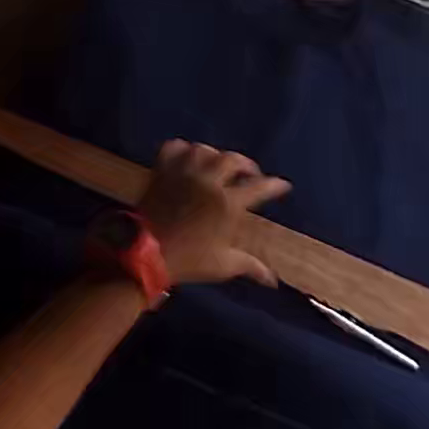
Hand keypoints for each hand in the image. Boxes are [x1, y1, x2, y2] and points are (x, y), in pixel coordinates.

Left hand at [141, 140, 291, 284]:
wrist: (145, 251)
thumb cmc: (189, 259)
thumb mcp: (223, 264)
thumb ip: (251, 266)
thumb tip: (273, 280)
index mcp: (227, 203)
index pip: (258, 187)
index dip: (274, 185)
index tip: (282, 185)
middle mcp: (207, 181)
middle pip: (232, 160)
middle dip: (245, 164)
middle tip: (250, 173)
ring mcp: (182, 172)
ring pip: (203, 150)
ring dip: (214, 154)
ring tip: (219, 163)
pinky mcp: (162, 170)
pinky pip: (172, 148)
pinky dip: (182, 148)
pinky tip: (188, 156)